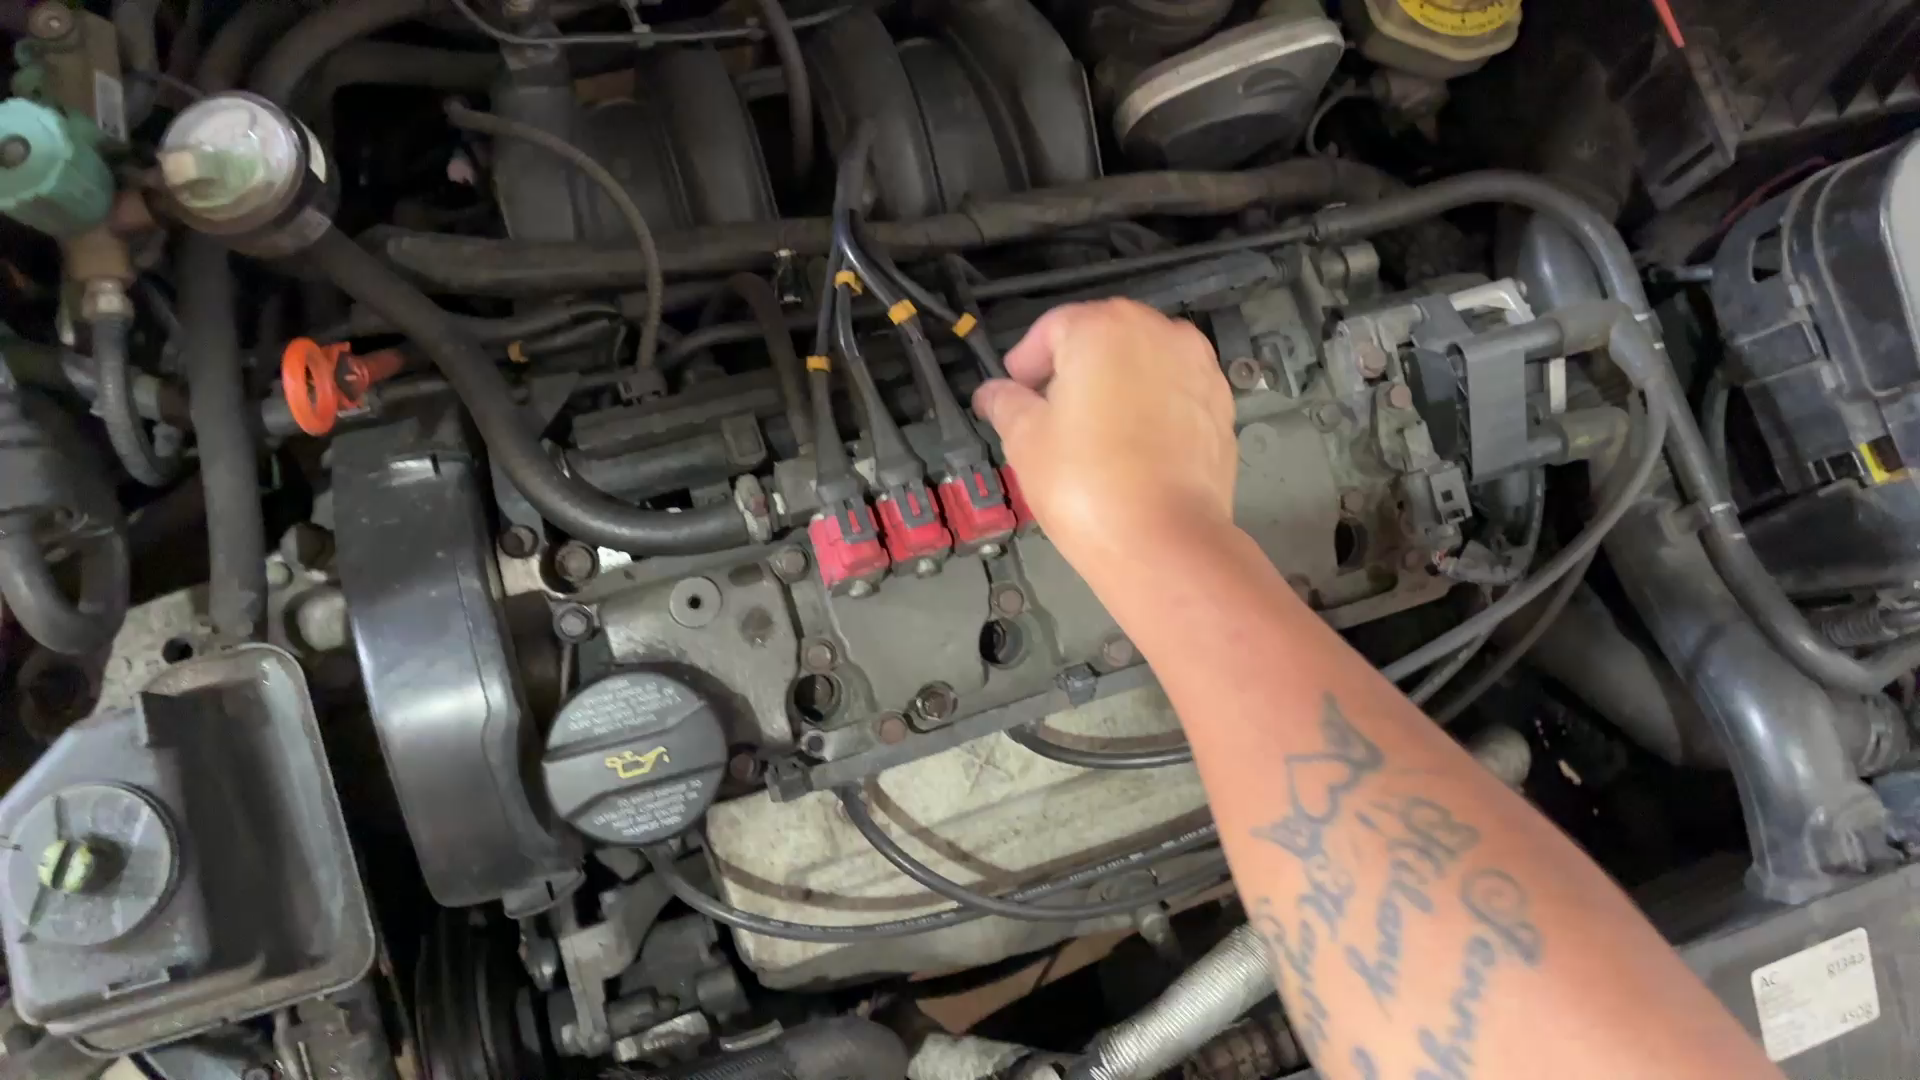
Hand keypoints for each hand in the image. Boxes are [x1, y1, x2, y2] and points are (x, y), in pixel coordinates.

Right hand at [973, 299, 1237, 573]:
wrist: (1163, 541)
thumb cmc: (1086, 485)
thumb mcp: (1026, 441)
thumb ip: (1006, 404)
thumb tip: (994, 394)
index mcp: (1103, 329)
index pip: (1053, 328)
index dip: (1026, 361)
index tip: (1015, 390)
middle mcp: (1158, 333)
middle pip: (1102, 337)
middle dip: (1072, 369)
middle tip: (1049, 414)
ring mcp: (1198, 367)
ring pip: (1142, 363)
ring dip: (1114, 385)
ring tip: (1093, 433)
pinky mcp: (1221, 406)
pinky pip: (1173, 392)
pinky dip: (1150, 407)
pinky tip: (1132, 448)